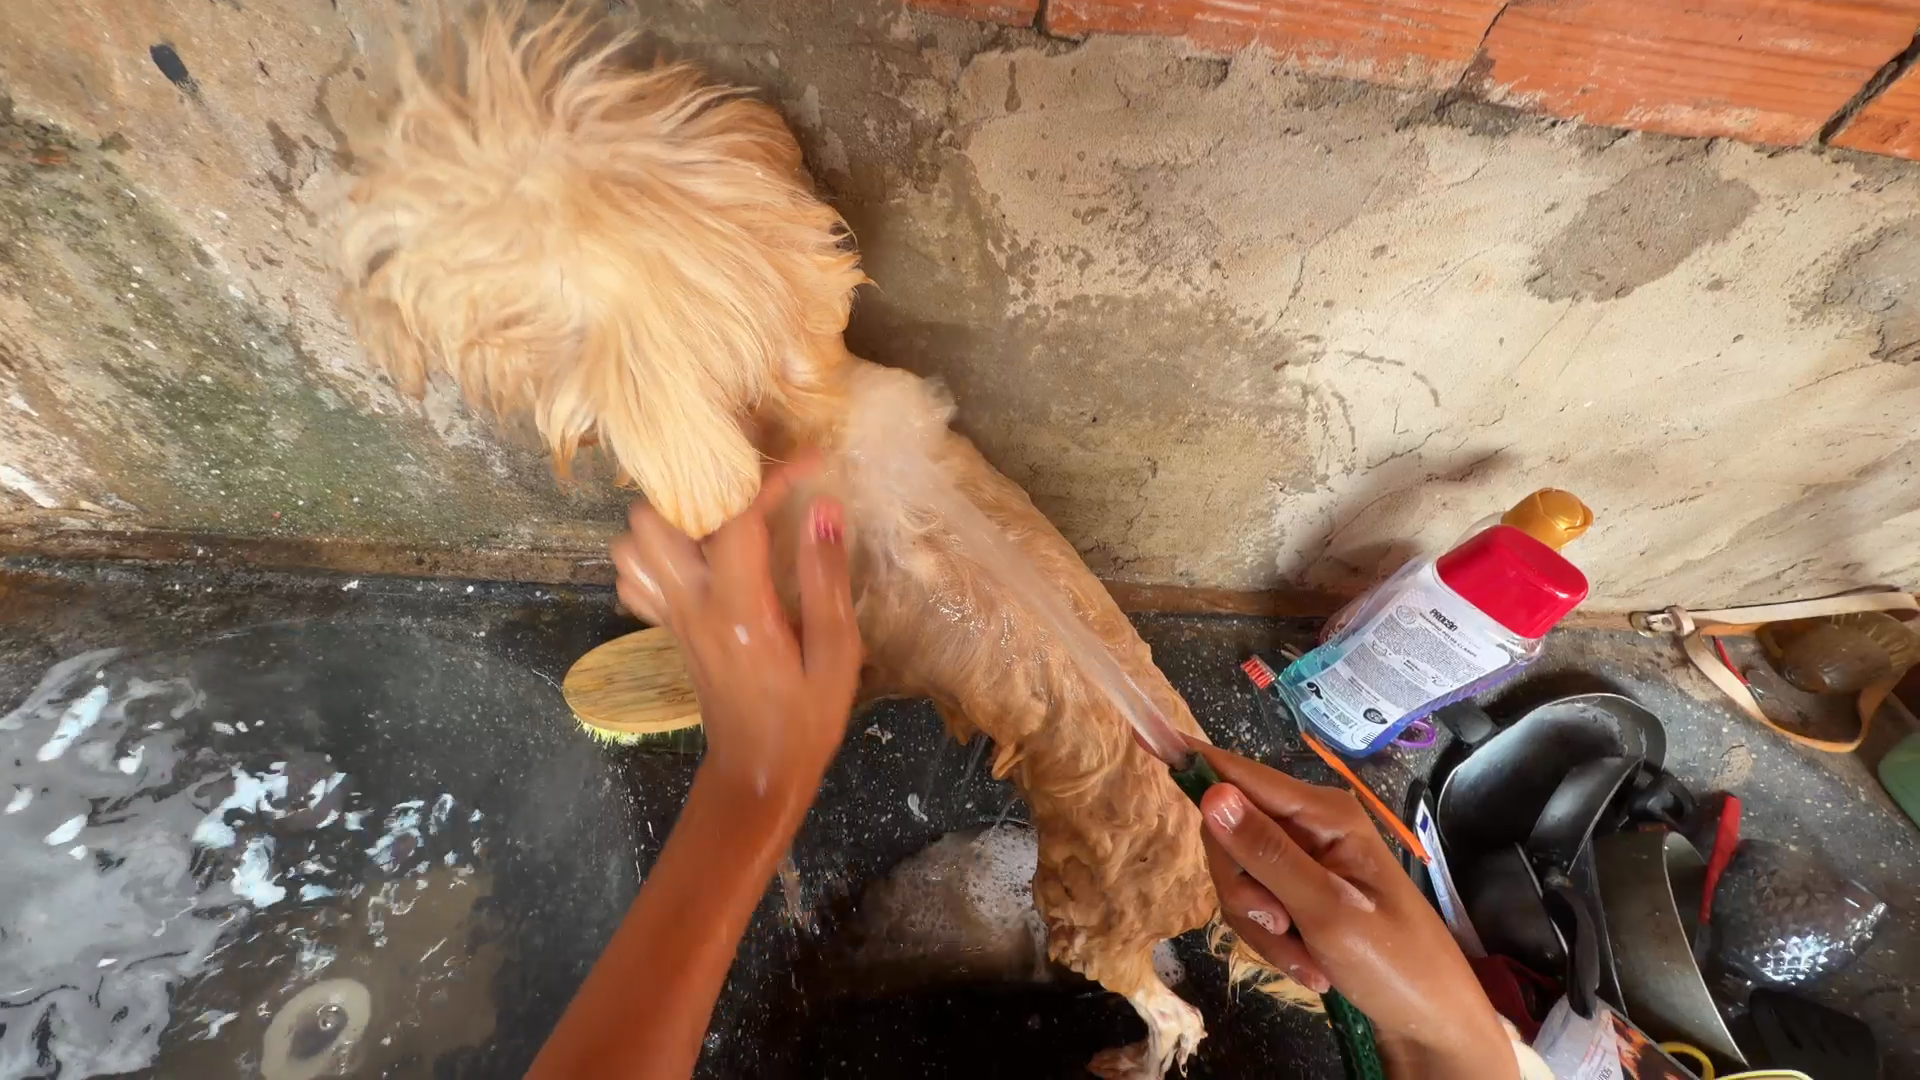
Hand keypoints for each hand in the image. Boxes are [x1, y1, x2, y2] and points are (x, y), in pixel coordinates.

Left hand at [609, 455, 862, 804]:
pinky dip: (654, 553)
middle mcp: (690, 604)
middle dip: (700, 490)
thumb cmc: (806, 716)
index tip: (809, 460)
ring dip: (672, 517)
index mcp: (738, 608)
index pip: (739, 517)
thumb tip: (823, 507)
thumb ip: (826, 577)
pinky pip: (633, 576)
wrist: (757, 772)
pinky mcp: (666, 629)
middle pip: (656, 518)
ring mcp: (670, 617)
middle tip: (747, 489)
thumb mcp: (837, 651)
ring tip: (721, 517)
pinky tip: (695, 557)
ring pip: (633, 542)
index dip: (773, 477)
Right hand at [1188, 739, 1514, 1079]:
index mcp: (1322, 813)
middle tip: (1279, 928)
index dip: (1191, 758)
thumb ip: (1267, 854)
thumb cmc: (1398, 966)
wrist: (1435, 1031)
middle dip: (1242, 887)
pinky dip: (1269, 937)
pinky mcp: (1295, 887)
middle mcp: (1307, 823)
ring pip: (1234, 872)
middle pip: (1228, 832)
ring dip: (1259, 923)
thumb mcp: (1329, 912)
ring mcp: (1300, 855)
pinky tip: (1307, 963)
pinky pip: (1251, 900)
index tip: (1142, 734)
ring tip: (1306, 958)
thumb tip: (1210, 795)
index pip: (1240, 774)